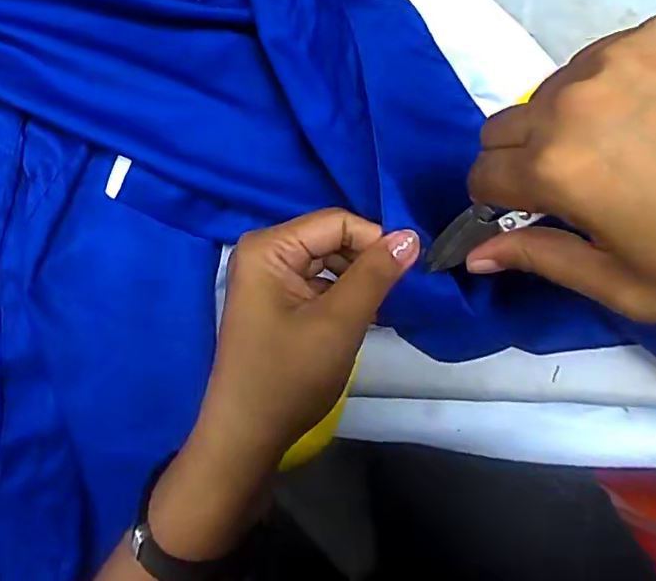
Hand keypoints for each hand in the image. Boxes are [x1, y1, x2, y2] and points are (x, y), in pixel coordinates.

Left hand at [142, 209, 417, 562]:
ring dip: (356, 279)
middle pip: (329, 237)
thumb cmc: (289, 376)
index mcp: (268, 245)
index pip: (335, 221)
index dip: (374, 240)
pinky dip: (341, 294)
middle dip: (365, 261)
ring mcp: (266, 273)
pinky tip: (361, 316)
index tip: (410, 270)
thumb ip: (374, 275)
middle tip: (397, 295)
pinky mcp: (273, 296)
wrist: (245, 434)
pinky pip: (316, 279)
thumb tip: (410, 236)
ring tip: (380, 309)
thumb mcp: (339, 323)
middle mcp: (263, 249)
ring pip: (326, 259)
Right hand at [463, 14, 655, 322]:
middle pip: (504, 126)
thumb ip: (541, 261)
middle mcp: (569, 103)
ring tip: (644, 143)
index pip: (483, 173)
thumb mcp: (634, 287)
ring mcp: (613, 57)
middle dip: (527, 157)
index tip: (538, 211)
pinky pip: (606, 58)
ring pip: (553, 90)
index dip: (503, 200)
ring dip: (572, 118)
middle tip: (589, 181)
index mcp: (557, 168)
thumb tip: (473, 252)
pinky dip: (621, 84)